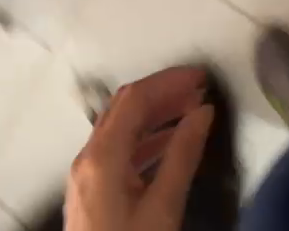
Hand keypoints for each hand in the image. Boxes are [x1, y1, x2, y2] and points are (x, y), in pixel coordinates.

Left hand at [66, 66, 214, 230]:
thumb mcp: (163, 209)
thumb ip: (182, 155)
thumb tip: (202, 113)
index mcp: (101, 157)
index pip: (135, 99)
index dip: (169, 81)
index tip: (200, 78)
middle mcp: (87, 159)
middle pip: (124, 107)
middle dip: (162, 92)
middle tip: (197, 89)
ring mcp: (85, 177)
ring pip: (120, 127)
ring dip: (155, 114)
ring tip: (191, 111)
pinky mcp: (90, 194)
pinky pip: (118, 150)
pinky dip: (145, 138)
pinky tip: (170, 144)